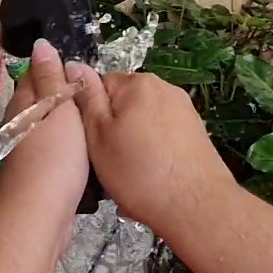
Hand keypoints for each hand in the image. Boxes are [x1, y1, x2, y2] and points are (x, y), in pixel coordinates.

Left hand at [0, 39, 94, 258]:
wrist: (41, 215)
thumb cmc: (53, 155)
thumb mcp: (57, 106)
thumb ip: (51, 77)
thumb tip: (40, 43)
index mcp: (23, 102)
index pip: (37, 73)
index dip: (59, 68)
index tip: (85, 72)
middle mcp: (20, 124)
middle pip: (45, 102)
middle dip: (69, 98)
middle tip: (99, 99)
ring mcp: (27, 152)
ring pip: (52, 129)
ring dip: (72, 127)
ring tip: (99, 126)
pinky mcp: (39, 175)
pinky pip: (57, 153)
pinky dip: (72, 151)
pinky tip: (88, 156)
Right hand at [72, 71, 236, 238]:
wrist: (197, 207)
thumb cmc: (140, 173)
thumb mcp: (99, 137)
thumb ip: (87, 99)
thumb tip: (74, 65)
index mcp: (137, 83)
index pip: (100, 85)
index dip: (93, 114)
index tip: (94, 142)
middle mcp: (164, 87)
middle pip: (124, 103)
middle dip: (115, 129)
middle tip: (111, 162)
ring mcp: (183, 109)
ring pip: (143, 122)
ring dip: (134, 142)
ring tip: (132, 176)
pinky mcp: (196, 131)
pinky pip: (162, 136)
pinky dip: (154, 152)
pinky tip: (152, 178)